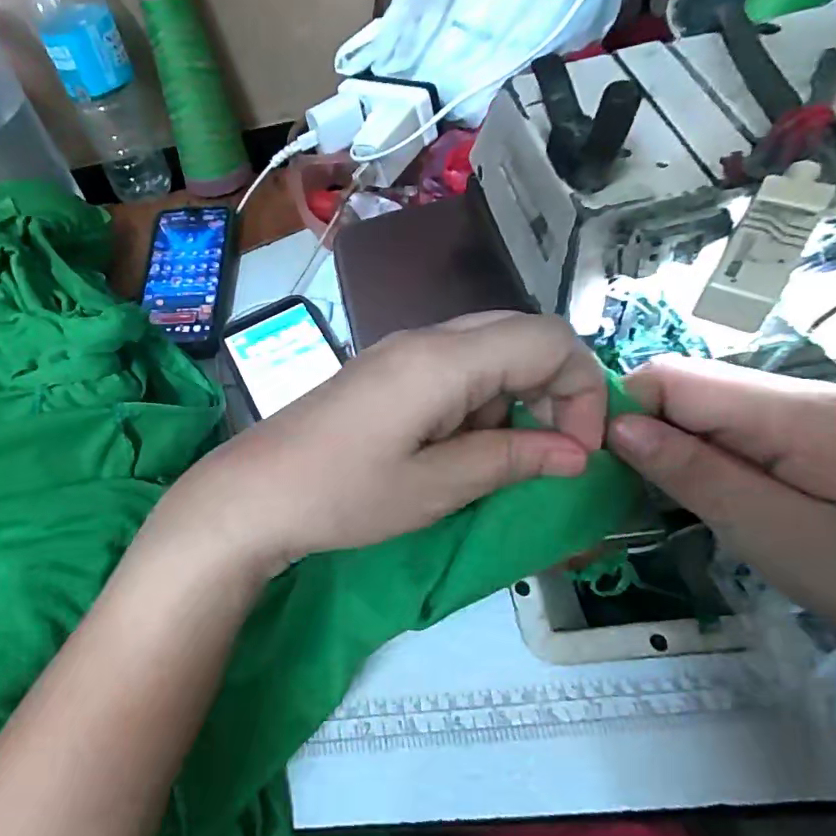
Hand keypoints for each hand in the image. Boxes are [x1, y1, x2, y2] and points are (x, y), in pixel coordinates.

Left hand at [154, 312, 607, 576]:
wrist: (252, 495)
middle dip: (550, 393)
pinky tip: (446, 450)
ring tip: (480, 463)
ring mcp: (398, 353)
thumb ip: (509, 460)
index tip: (576, 452)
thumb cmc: (342, 496)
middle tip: (542, 455)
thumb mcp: (435, 487)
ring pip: (486, 356)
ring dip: (507, 403)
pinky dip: (471, 405)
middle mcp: (424, 340)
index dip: (583, 389)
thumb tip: (575, 453)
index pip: (549, 339)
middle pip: (519, 339)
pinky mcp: (381, 374)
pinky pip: (449, 372)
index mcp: (443, 358)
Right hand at [604, 356, 835, 660]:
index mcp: (793, 411)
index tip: (600, 464)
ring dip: (663, 439)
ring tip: (650, 490)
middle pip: (685, 384)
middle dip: (639, 423)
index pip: (674, 378)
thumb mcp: (772, 532)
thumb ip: (694, 473)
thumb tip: (618, 427)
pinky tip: (692, 487)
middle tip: (623, 484)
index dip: (624, 409)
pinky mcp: (802, 438)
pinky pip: (724, 426)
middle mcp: (796, 396)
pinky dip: (692, 451)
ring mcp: (802, 415)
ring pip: (700, 404)